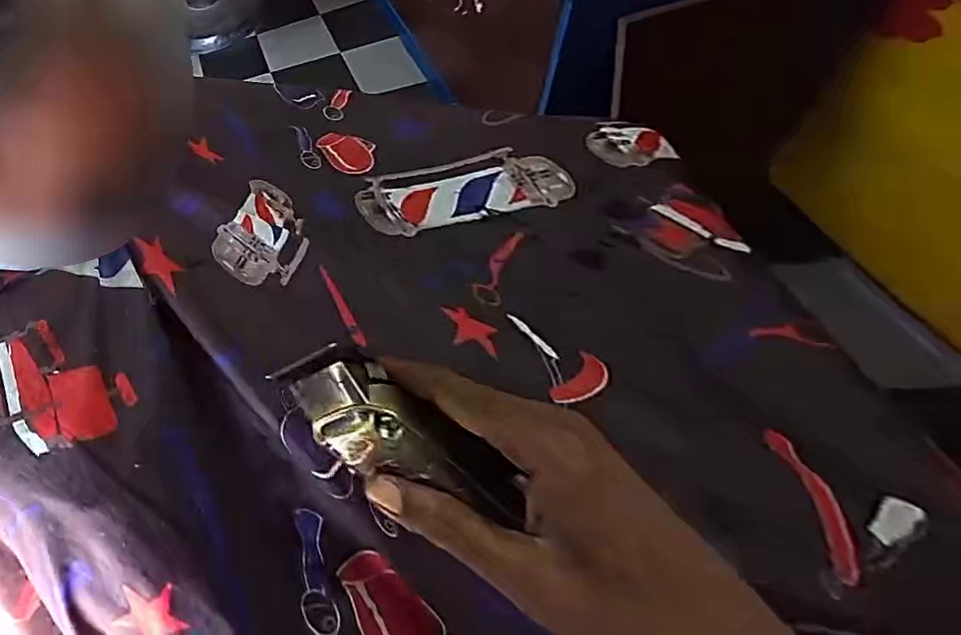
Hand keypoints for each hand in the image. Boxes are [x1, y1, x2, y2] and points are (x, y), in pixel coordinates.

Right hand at [366, 359, 788, 634]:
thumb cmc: (628, 612)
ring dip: (437, 413)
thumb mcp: (530, 578)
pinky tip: (446, 455)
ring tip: (388, 427)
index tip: (350, 366)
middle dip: (409, 395)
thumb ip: (448, 525)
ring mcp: (577, 440)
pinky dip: (468, 431)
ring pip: (486, 410)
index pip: (452, 389)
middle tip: (359, 408)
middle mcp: (557, 424)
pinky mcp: (587, 459)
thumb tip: (374, 483)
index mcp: (543, 441)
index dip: (397, 372)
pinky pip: (510, 428)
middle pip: (465, 393)